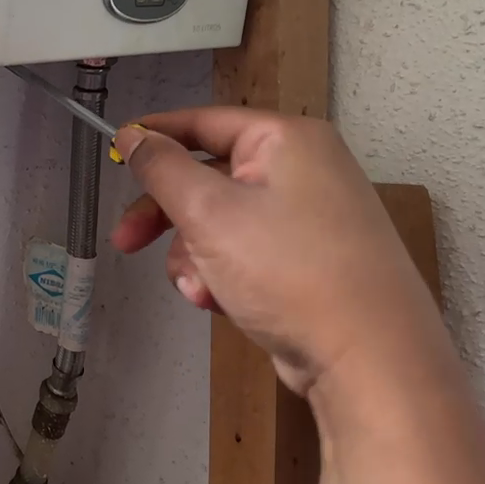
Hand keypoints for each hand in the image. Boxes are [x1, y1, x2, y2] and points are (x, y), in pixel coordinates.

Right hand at [110, 108, 446, 396]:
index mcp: (286, 141)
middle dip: (165, 215)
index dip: (154, 136)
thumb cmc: (288, 271)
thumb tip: (132, 134)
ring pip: (218, 219)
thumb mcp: (207, 211)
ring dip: (191, 253)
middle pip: (205, 176)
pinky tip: (217, 301)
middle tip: (126, 241)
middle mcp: (303, 169)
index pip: (202, 121)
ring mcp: (309, 217)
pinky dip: (221, 271)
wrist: (370, 362)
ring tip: (196, 288)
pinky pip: (244, 249)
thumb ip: (160, 167)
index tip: (114, 152)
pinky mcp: (310, 259)